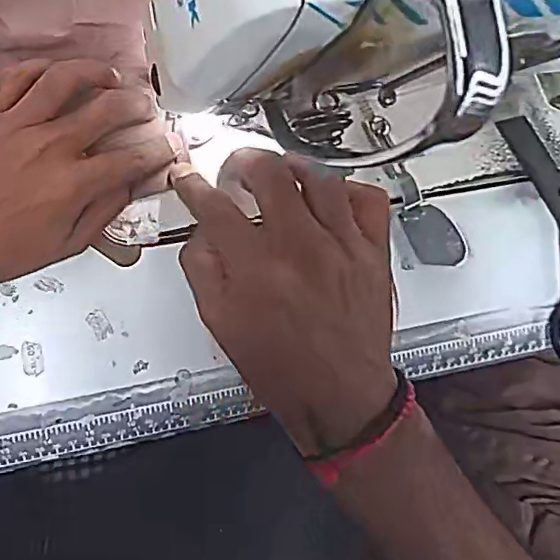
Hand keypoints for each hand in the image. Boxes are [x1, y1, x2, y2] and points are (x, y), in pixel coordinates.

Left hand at [0, 60, 175, 327]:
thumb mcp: (66, 245)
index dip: (156, 150)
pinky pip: (17, 78)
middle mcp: (49, 148)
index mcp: (71, 185)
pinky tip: (55, 73)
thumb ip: (104, 212)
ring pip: (65, 79)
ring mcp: (16, 127)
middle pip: (107, 109)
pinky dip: (40, 68)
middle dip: (136, 105)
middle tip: (143, 107)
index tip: (166, 145)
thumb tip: (129, 184)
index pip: (129, 158)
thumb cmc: (2, 250)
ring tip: (108, 77)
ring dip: (95, 72)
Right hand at [172, 149, 398, 455]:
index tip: (187, 177)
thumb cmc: (282, 366)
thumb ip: (201, 269)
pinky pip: (367, 199)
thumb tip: (201, 232)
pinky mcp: (372, 253)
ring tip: (280, 171)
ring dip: (291, 166)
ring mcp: (341, 247)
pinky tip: (329, 195)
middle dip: (243, 161)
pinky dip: (346, 187)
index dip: (192, 184)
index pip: (214, 206)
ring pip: (318, 177)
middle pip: (269, 173)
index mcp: (256, 268)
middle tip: (236, 170)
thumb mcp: (220, 322)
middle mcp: (300, 249)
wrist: (340, 398)